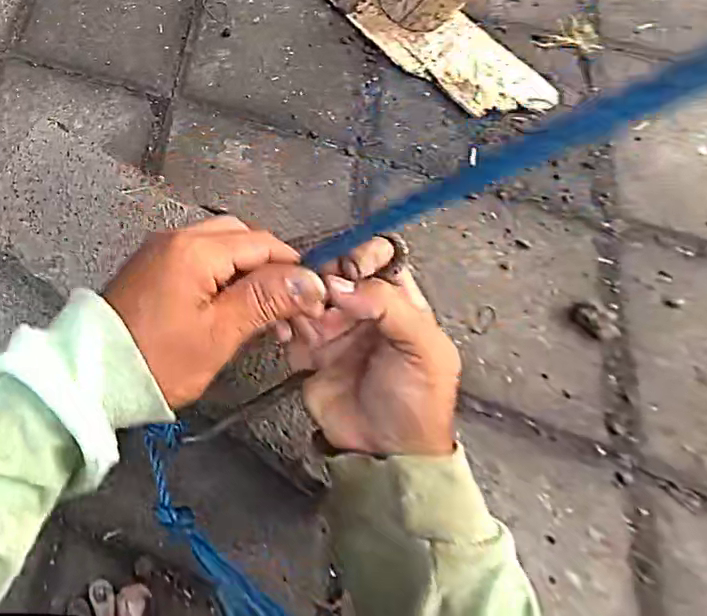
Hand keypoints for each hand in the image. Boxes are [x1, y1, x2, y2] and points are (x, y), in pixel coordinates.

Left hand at [103, 217, 327, 406]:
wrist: (95, 371)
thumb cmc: (158, 358)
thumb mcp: (218, 334)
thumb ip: (264, 300)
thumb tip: (310, 280)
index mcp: (195, 249)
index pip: (262, 243)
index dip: (293, 270)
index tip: (313, 303)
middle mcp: (177, 237)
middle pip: (242, 237)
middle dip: (271, 268)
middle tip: (290, 310)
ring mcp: (162, 248)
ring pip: (221, 245)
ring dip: (248, 272)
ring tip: (266, 317)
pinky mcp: (153, 263)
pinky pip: (199, 256)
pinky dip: (222, 274)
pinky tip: (233, 307)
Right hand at [290, 237, 460, 455]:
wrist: (383, 453)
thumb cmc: (418, 403)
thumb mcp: (424, 350)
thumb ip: (389, 306)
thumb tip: (339, 282)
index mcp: (398, 299)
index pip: (375, 255)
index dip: (359, 253)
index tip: (348, 268)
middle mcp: (362, 305)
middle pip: (332, 267)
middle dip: (322, 277)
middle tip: (321, 296)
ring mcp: (332, 322)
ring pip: (305, 288)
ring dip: (300, 299)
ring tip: (307, 321)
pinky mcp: (306, 342)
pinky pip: (286, 316)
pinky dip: (282, 318)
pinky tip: (289, 331)